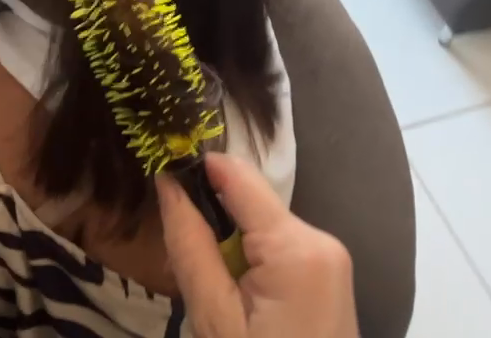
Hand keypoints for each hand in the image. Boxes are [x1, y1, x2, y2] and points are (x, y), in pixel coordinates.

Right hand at [158, 152, 358, 337]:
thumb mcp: (214, 321)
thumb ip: (190, 244)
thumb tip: (167, 180)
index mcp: (296, 247)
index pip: (236, 174)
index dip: (196, 170)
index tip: (159, 178)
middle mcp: (320, 239)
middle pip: (248, 202)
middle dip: (212, 225)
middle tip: (191, 274)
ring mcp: (330, 260)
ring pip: (260, 227)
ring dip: (230, 250)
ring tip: (218, 303)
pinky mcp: (329, 279)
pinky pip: (278, 251)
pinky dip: (251, 267)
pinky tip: (242, 310)